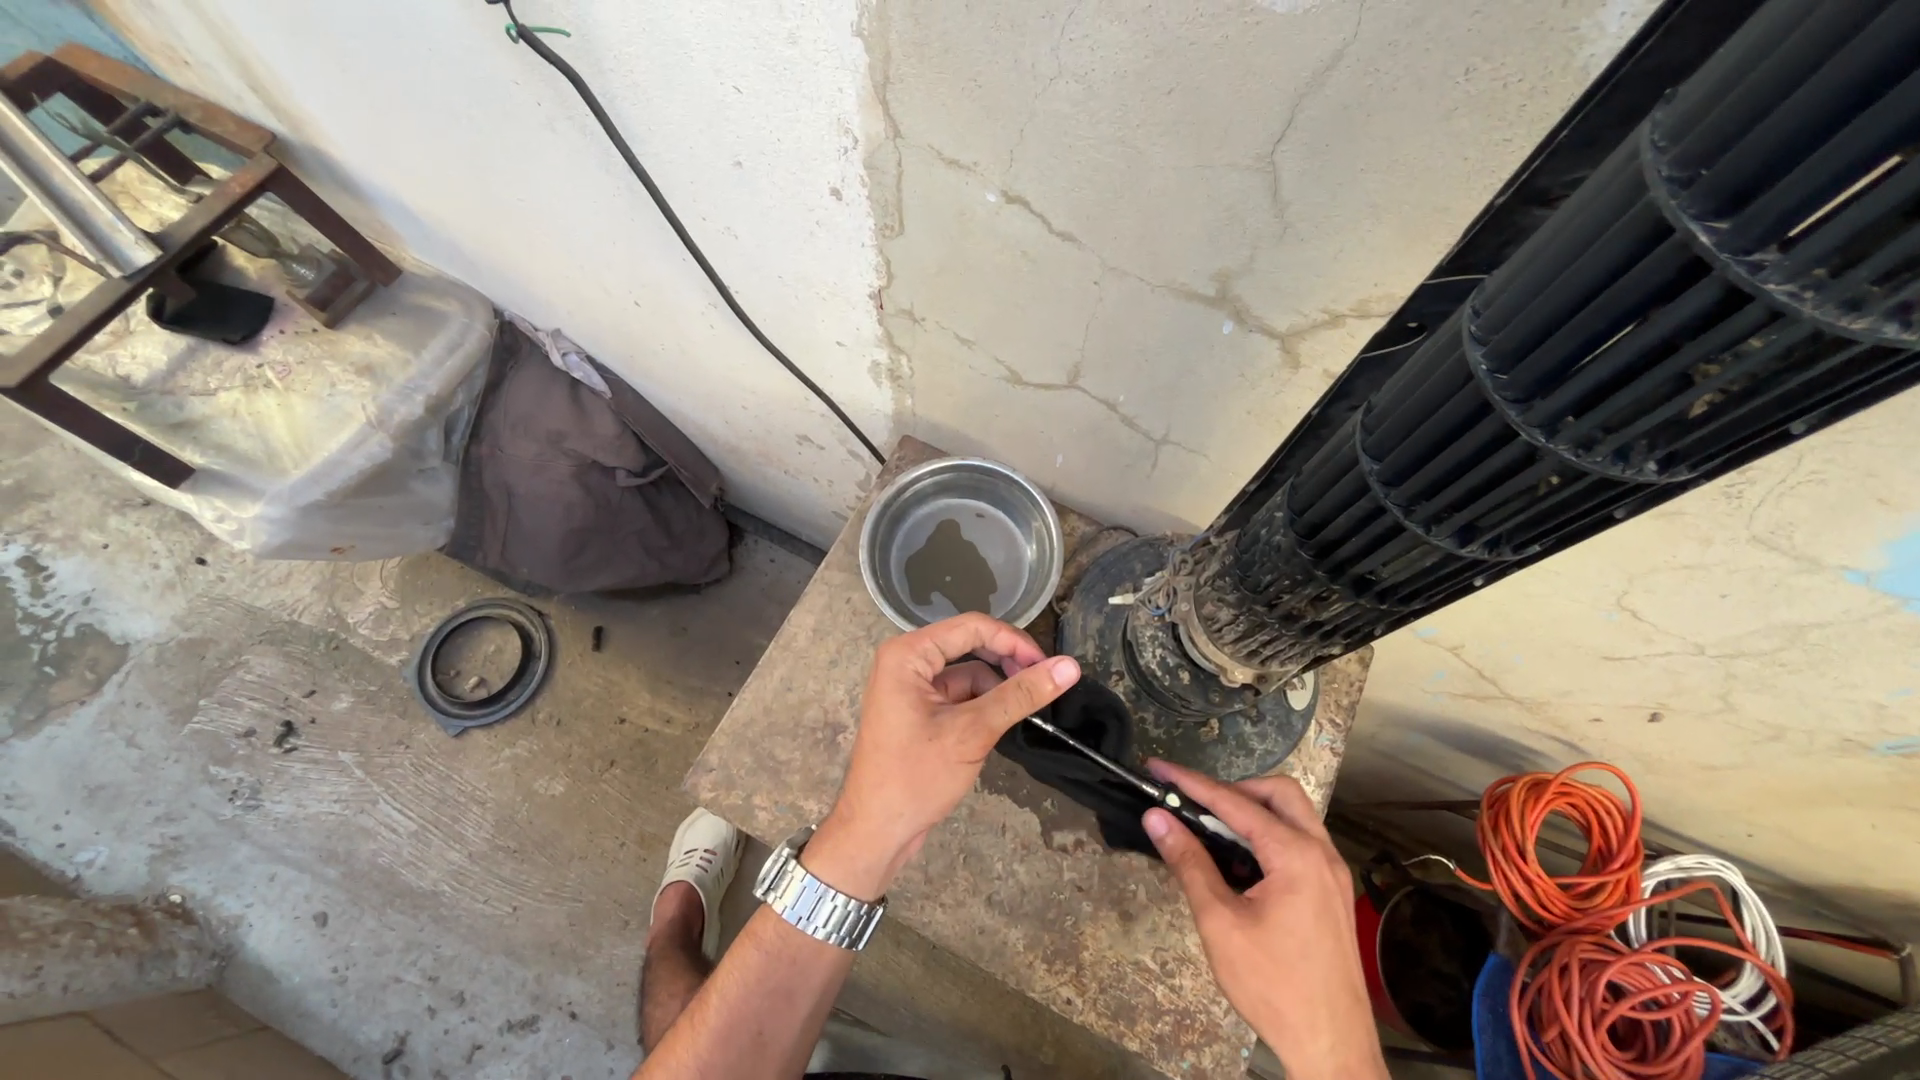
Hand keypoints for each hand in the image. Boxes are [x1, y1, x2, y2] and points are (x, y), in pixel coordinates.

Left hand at [807, 613, 1080, 900]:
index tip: (1048, 666)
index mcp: (908, 654)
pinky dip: (983, 704)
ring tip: (1027, 708)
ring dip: (997, 686)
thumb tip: (1069, 667)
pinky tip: (1003, 722)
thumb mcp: (973, 732)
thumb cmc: (915, 777)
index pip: (972, 627)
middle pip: (970, 645)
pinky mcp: (919, 711)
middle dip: (1007, 662)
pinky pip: (959, 694)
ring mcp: (911, 688)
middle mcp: (906, 661)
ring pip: (968, 671)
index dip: (1014, 641)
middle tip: (1044, 683)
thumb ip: (1020, 695)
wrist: (876, 831)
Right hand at [1142, 760, 1387, 1079]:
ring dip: (1253, 811)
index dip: (1191, 783)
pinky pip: (1301, 842)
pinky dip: (1269, 836)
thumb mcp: (1219, 922)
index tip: (1158, 768)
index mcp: (1295, 856)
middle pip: (1278, 793)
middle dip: (1233, 789)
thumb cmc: (1272, 985)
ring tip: (1213, 833)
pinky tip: (1241, 865)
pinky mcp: (1332, 893)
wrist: (1331, 1046)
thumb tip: (1157, 818)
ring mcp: (1333, 873)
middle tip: (1195, 805)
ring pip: (1294, 816)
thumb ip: (1189, 862)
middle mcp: (1321, 853)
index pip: (1235, 803)